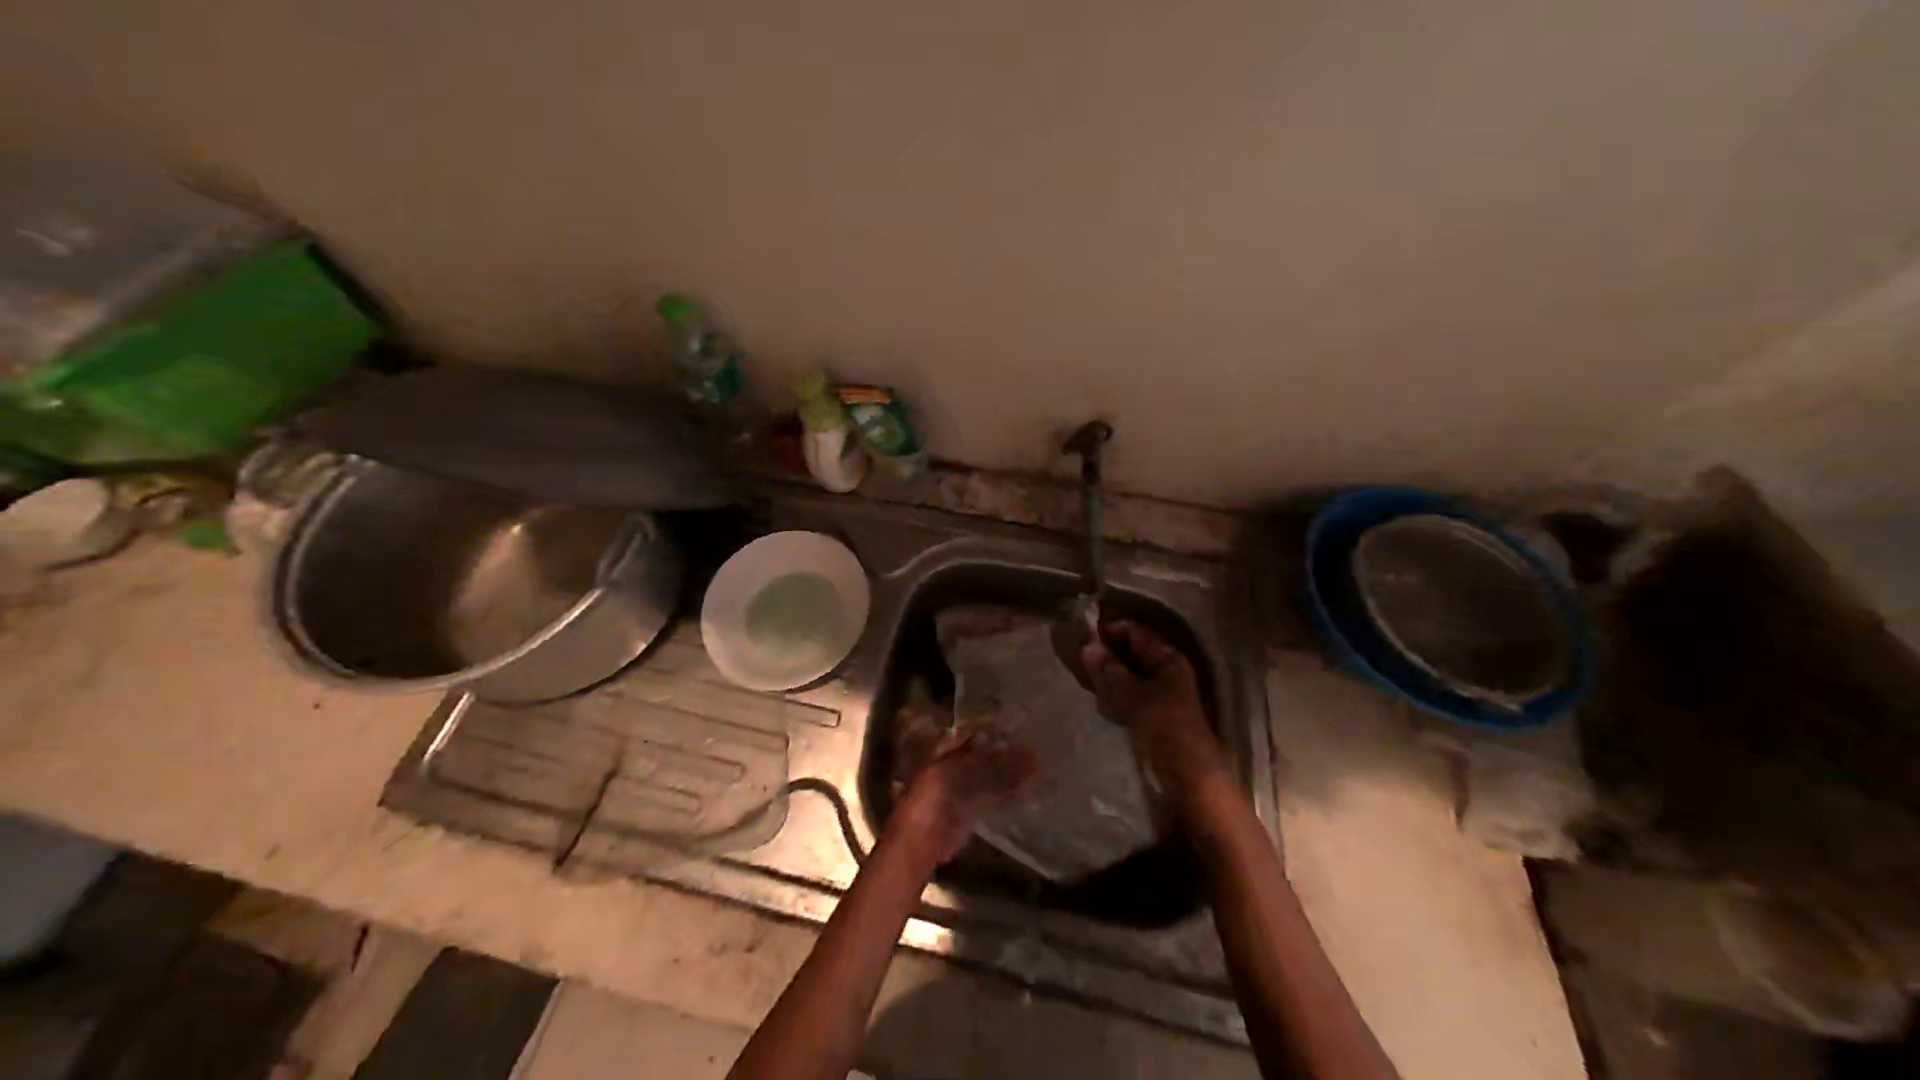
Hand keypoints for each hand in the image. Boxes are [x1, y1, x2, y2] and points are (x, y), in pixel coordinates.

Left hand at [890, 723, 1038, 867]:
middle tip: (1029, 746)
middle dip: (1005, 751)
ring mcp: (965, 791)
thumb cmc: (923, 803)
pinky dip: (1013, 792)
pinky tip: (1030, 788)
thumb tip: (985, 736)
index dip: (986, 731)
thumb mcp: (939, 773)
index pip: (967, 738)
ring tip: (1037, 764)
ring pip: (993, 776)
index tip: (1009, 725)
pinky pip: (996, 797)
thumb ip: (962, 756)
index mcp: (941, 757)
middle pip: (984, 757)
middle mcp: (955, 771)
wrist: (918, 843)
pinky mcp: (975, 811)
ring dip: (1013, 770)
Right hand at [1081, 620, 1234, 811]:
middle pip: (1130, 651)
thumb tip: (1087, 646)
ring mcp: (1159, 691)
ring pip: (1126, 673)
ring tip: (1084, 679)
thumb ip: (1111, 672)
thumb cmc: (1168, 731)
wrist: (1190, 779)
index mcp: (1169, 659)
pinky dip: (1112, 693)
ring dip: (1107, 675)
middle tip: (1077, 660)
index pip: (1135, 632)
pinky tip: (1097, 699)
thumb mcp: (1137, 699)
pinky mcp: (1151, 711)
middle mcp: (1165, 670)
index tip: (1081, 635)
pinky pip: (1127, 693)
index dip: (1110, 630)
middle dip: (1106, 654)